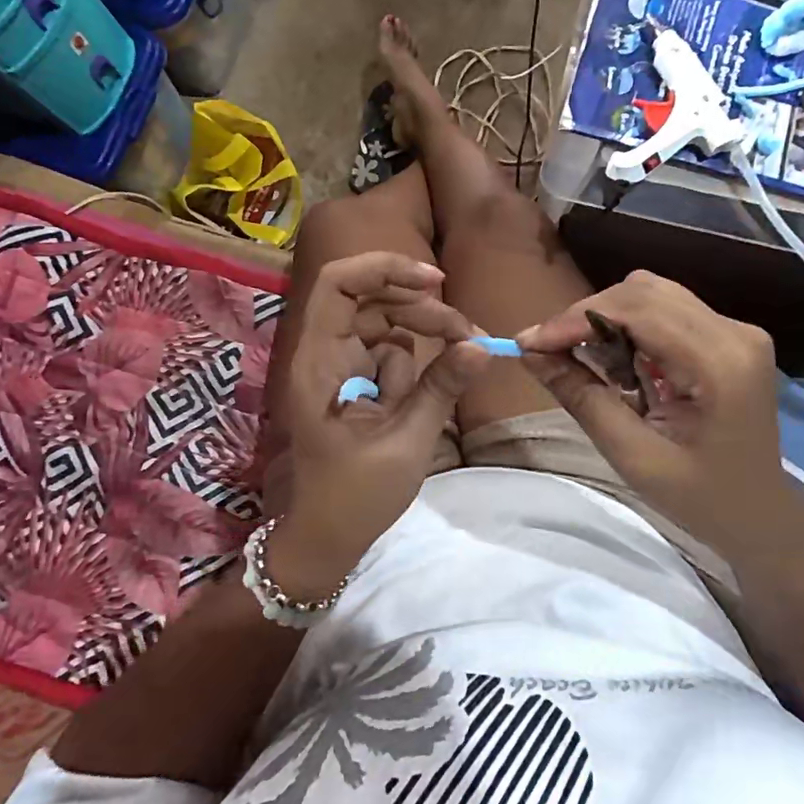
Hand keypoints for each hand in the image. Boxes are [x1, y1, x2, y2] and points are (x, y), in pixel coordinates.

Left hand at [267, 253, 490, 592]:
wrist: (329, 536)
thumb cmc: (358, 494)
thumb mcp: (408, 440)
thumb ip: (442, 387)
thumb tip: (482, 346)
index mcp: (321, 362)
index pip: (338, 284)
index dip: (383, 268)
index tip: (434, 282)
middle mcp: (326, 354)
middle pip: (371, 299)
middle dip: (423, 310)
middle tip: (470, 334)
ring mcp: (341, 367)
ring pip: (386, 324)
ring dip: (425, 335)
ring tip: (461, 358)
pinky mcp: (357, 381)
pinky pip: (391, 352)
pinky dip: (416, 362)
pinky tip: (427, 391)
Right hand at [517, 271, 785, 540]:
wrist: (760, 516)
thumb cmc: (702, 499)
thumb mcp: (634, 456)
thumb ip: (583, 398)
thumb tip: (531, 354)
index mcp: (720, 363)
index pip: (639, 310)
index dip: (577, 318)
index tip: (530, 342)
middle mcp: (735, 332)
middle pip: (645, 292)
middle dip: (587, 316)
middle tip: (547, 351)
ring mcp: (736, 331)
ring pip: (653, 295)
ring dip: (606, 319)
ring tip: (577, 357)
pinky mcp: (729, 336)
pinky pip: (667, 312)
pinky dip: (629, 328)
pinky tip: (613, 361)